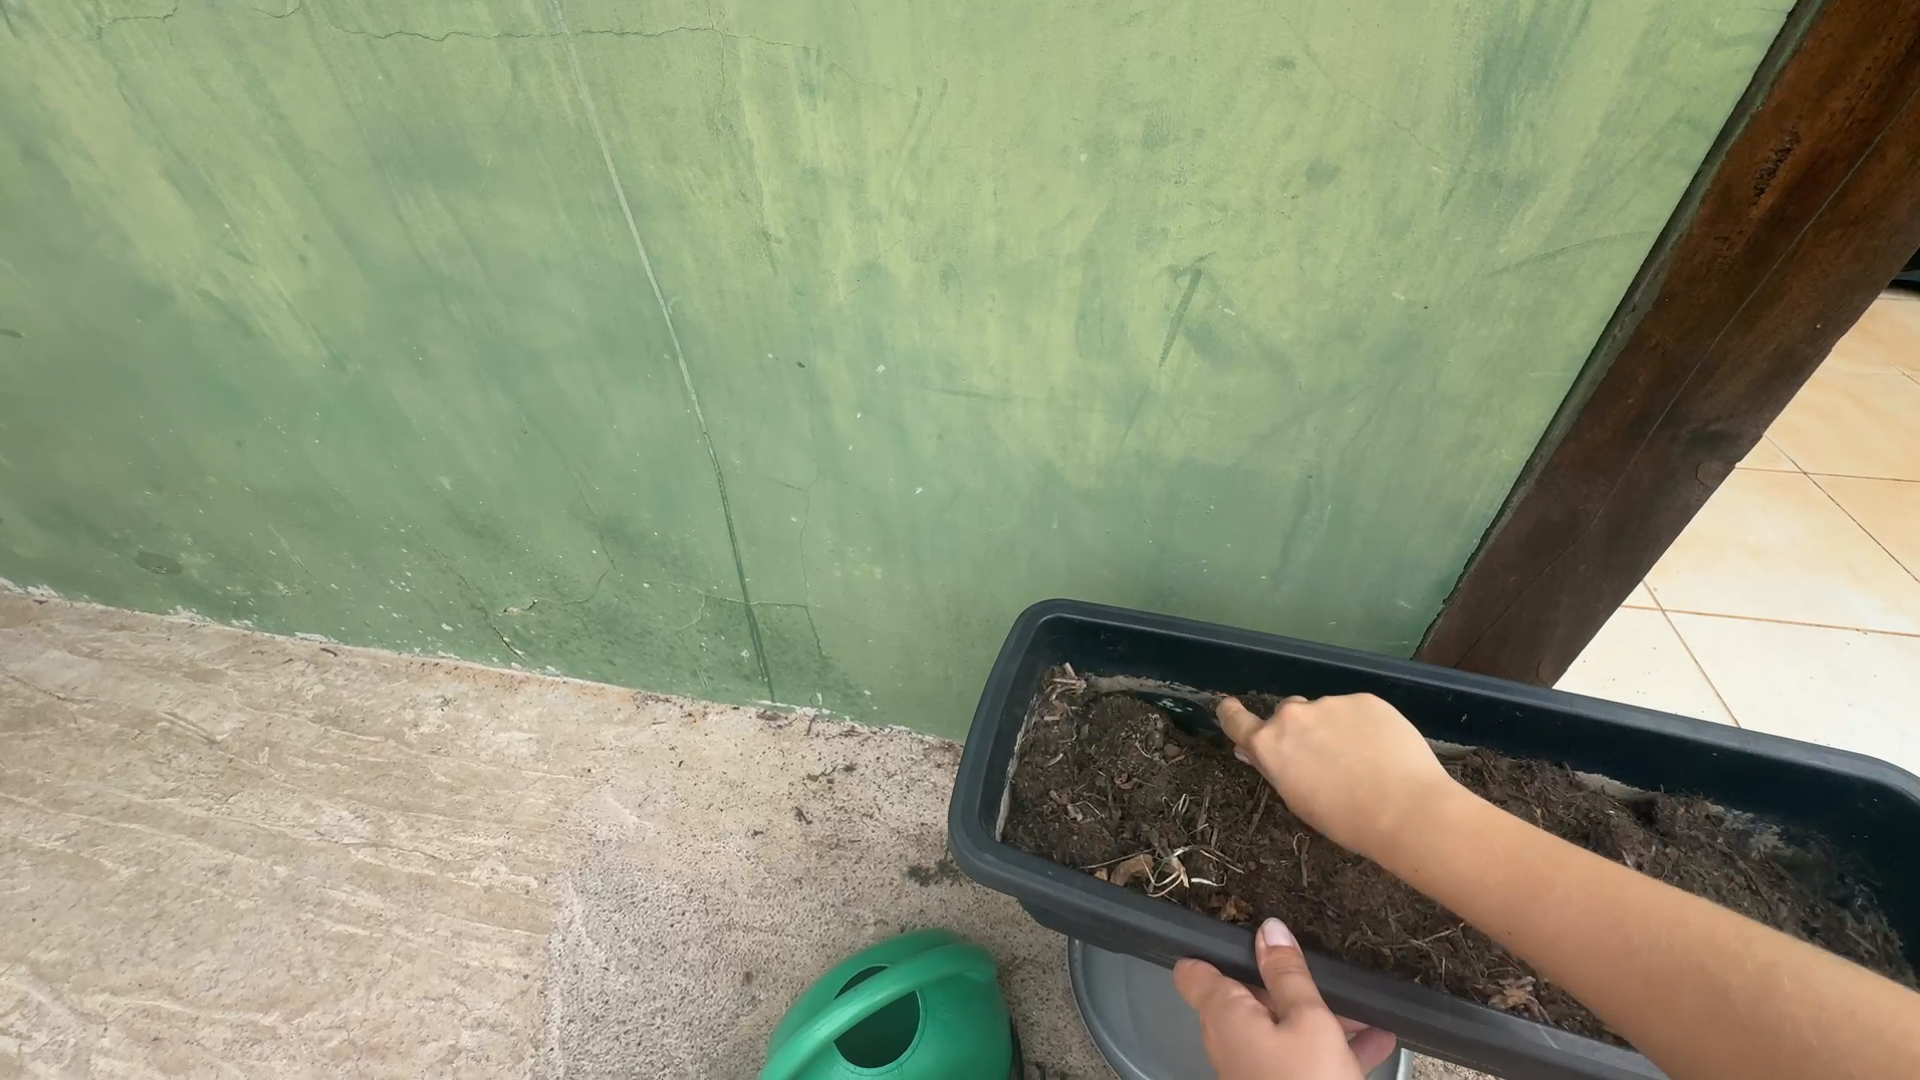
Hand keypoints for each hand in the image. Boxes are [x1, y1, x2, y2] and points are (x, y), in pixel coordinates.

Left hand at [1175, 918, 1396, 1078]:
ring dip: (1318, 1014)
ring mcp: (1254, 1073)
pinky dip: (1334, 1048)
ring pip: (1281, 1028)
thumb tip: (1267, 928)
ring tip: (1362, 1003)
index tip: (1242, 932)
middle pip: (1246, 996)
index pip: (1194, 972)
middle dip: (1283, 981)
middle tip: (1322, 967)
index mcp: (1223, 1014)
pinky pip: (1304, 1060)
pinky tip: (1380, 1040)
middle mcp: (1229, 1041)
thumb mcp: (1310, 1022)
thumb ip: (1287, 973)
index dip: (1214, 949)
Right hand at [1216, 693, 1455, 858]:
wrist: (1408, 811)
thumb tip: (1252, 750)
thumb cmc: (1345, 820)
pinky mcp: (1365, 699)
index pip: (1234, 719)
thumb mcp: (1298, 800)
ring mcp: (1329, 703)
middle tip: (1325, 759)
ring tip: (1364, 759)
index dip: (1231, 714)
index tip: (1231, 710)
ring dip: (1334, 728)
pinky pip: (1356, 710)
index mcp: (1268, 744)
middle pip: (1287, 714)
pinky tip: (1383, 750)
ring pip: (1325, 712)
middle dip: (1299, 730)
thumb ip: (1274, 768)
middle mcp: (1292, 716)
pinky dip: (1364, 725)